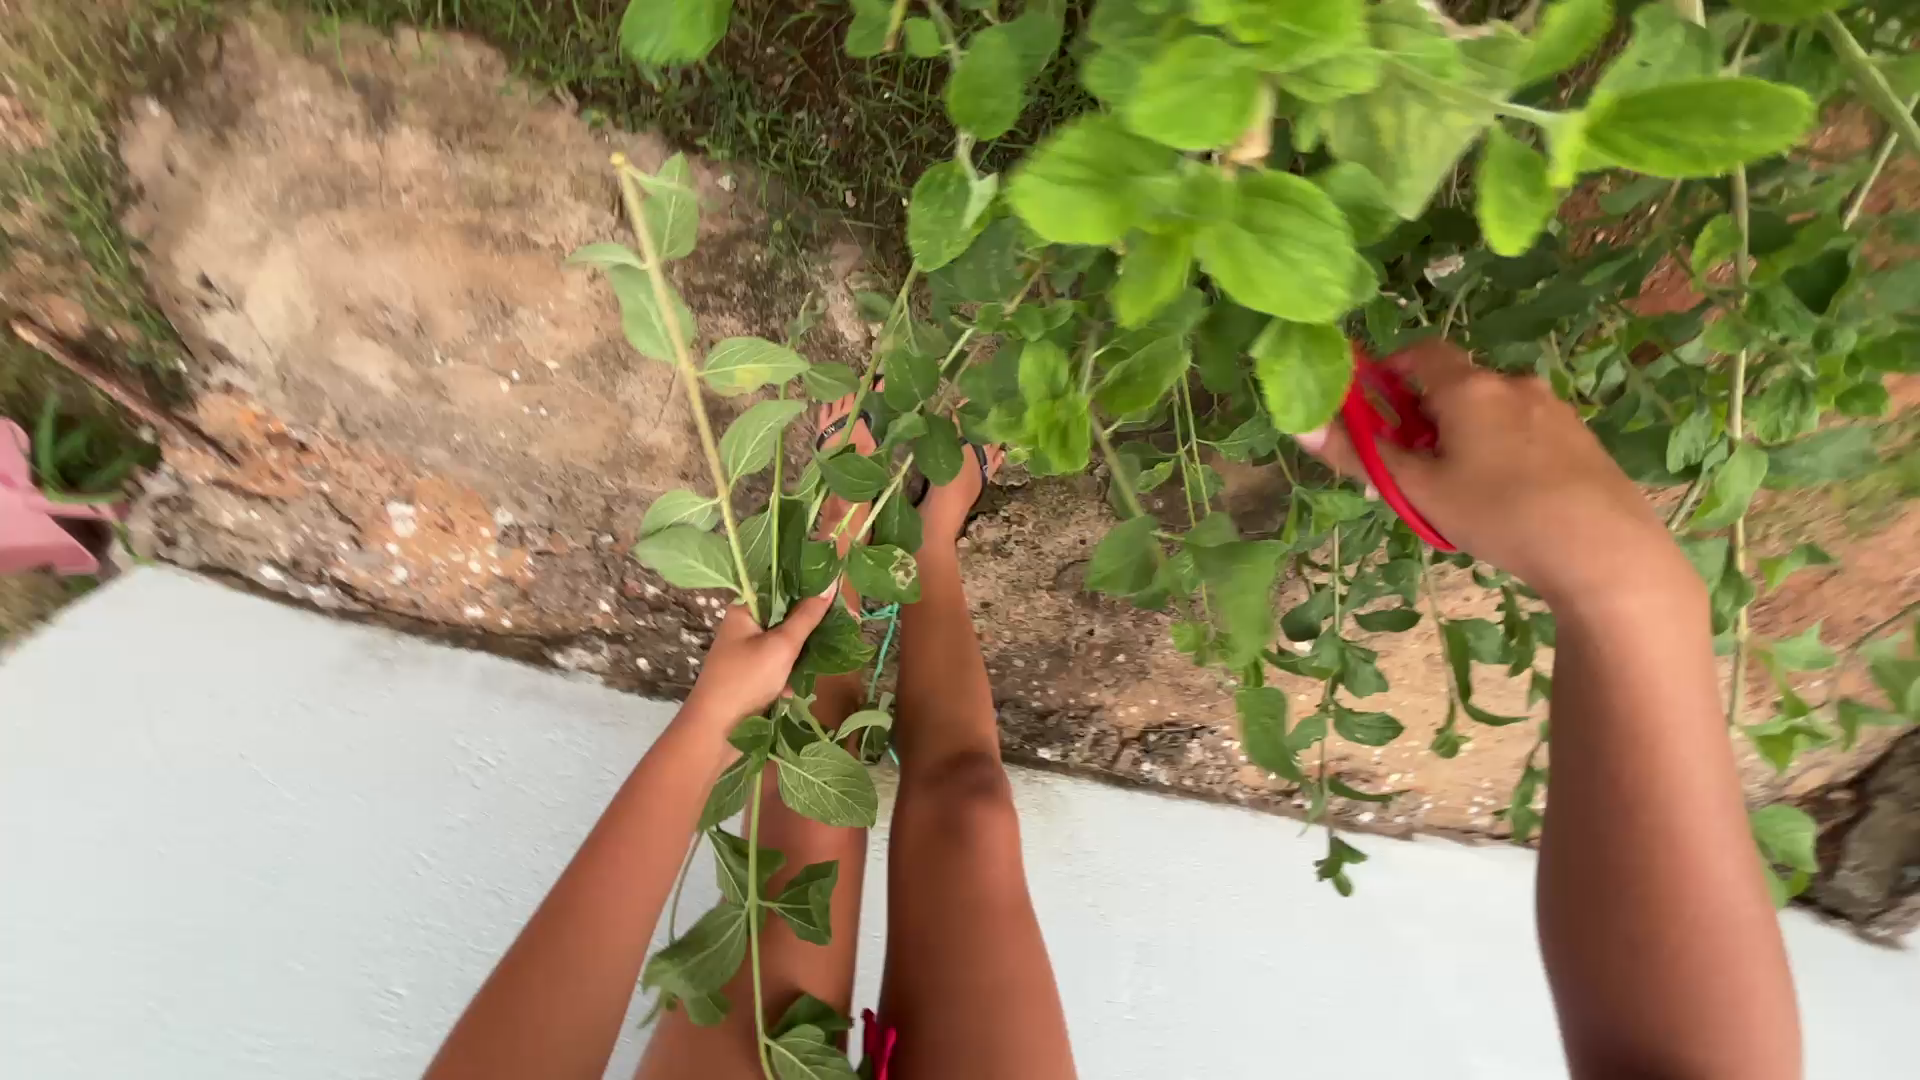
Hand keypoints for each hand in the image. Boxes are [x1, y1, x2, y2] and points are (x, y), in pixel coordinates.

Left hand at [685, 587, 837, 721]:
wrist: (715, 733)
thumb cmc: (745, 681)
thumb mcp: (782, 645)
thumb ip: (807, 616)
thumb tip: (830, 583)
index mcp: (745, 610)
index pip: (782, 587)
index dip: (810, 589)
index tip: (838, 595)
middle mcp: (745, 626)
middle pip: (786, 616)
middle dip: (811, 626)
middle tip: (842, 628)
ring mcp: (747, 652)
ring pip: (786, 642)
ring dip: (803, 654)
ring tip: (825, 659)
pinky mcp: (752, 675)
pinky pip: (780, 664)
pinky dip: (790, 674)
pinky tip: (796, 689)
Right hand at [1304, 339, 1694, 608]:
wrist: (1602, 552)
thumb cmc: (1495, 512)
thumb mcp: (1414, 488)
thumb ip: (1357, 455)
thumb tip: (1300, 426)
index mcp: (1469, 388)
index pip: (1419, 353)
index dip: (1387, 372)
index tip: (1370, 408)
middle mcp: (1512, 384)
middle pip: (1450, 384)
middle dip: (1417, 414)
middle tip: (1402, 463)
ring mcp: (1551, 408)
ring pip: (1484, 409)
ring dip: (1454, 434)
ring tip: (1448, 486)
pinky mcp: (1576, 436)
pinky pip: (1517, 428)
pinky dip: (1491, 446)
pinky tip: (1494, 494)